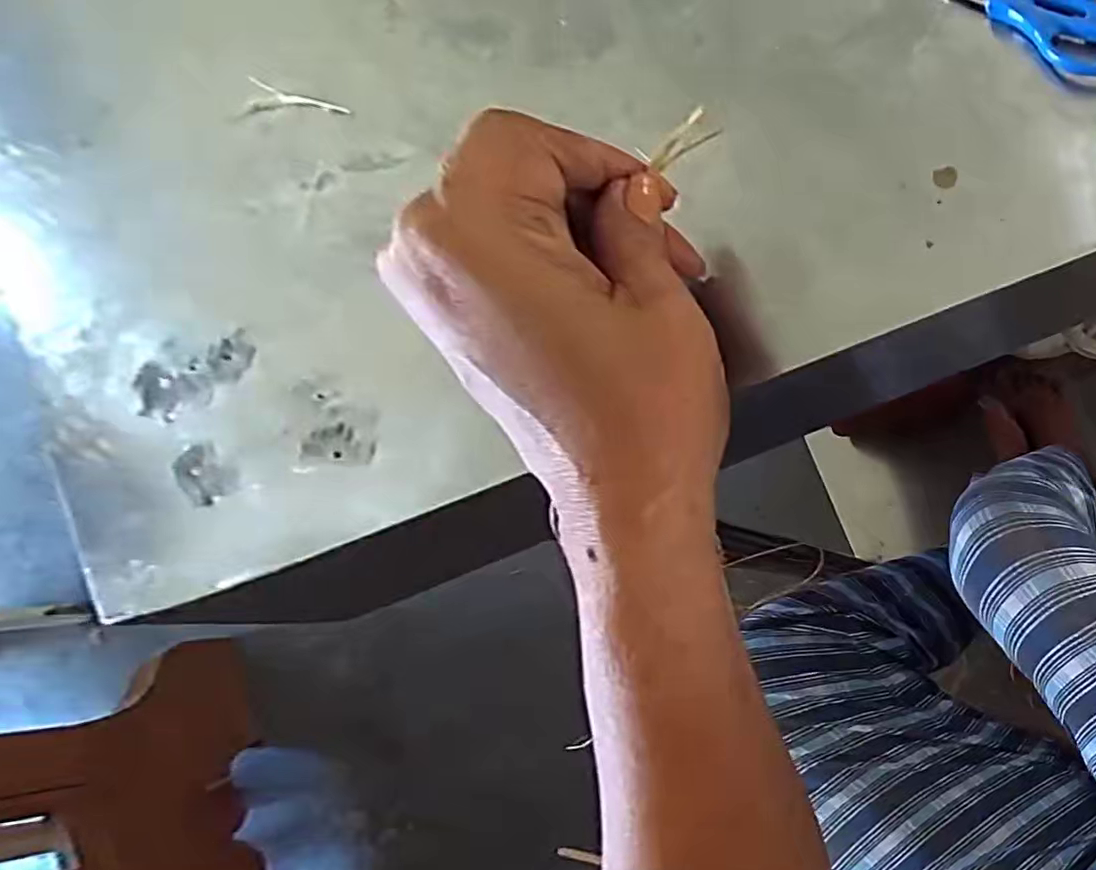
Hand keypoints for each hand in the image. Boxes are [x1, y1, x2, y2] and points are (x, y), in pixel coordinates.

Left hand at [377, 109, 721, 533]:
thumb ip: (636, 226)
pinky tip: (613, 303)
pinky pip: (500, 267)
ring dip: (583, 239)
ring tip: (650, 282)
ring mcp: (436, 303)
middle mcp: (429, 260)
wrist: (629, 501)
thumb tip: (630, 195)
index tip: (651, 195)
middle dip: (596, 204)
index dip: (598, 161)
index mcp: (472, 235)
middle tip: (665, 246)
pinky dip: (557, 269)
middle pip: (510, 180)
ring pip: (509, 223)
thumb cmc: (648, 418)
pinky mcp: (458, 335)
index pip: (522, 142)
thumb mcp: (662, 302)